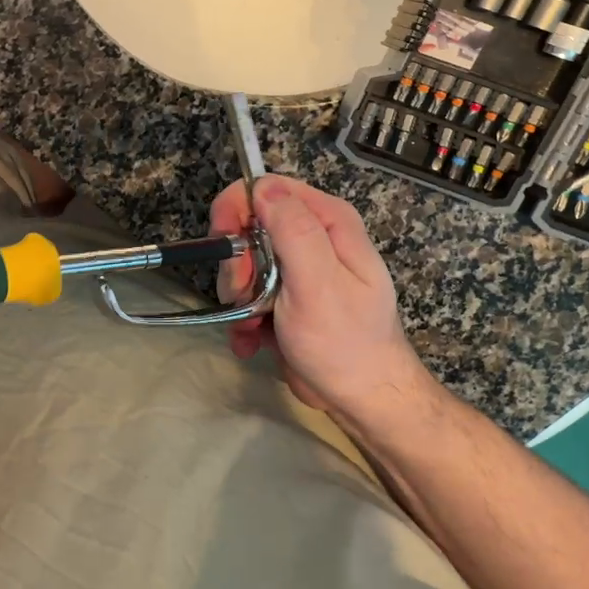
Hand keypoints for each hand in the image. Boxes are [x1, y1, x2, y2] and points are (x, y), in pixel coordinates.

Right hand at [211, 175, 432, 420]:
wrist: (364, 401)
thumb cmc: (346, 344)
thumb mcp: (319, 284)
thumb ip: (293, 231)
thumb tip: (263, 187)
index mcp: (329, 221)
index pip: (267, 187)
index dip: (237, 209)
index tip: (225, 243)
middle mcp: (314, 235)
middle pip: (248, 225)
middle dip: (237, 262)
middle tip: (243, 295)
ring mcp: (298, 266)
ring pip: (241, 260)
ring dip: (237, 295)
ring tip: (252, 324)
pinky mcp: (285, 293)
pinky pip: (247, 290)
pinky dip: (242, 315)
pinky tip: (252, 338)